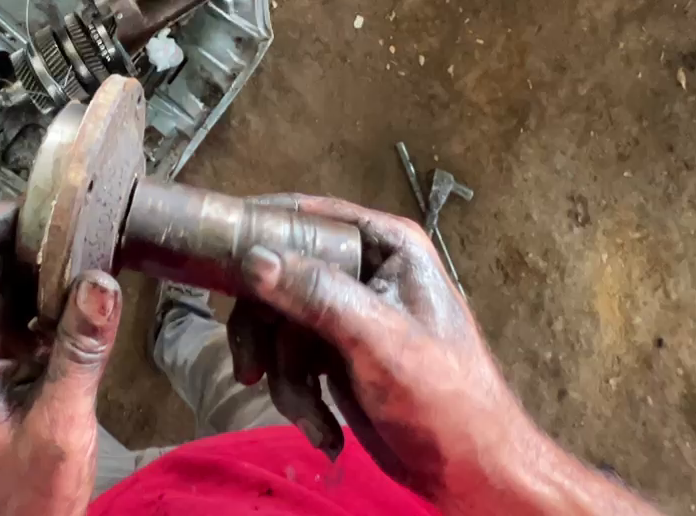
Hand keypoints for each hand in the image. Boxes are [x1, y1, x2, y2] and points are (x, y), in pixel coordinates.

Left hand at [0, 202, 120, 515]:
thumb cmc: (21, 496)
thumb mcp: (58, 425)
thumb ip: (80, 352)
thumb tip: (104, 281)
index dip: (17, 216)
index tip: (69, 213)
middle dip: (45, 232)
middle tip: (96, 225)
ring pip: (19, 271)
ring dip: (57, 259)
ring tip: (102, 246)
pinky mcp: (13, 352)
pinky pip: (35, 300)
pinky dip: (63, 288)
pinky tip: (96, 288)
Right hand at [230, 196, 658, 515]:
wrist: (475, 480)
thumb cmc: (445, 401)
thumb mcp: (378, 340)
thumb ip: (316, 293)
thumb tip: (252, 258)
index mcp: (384, 245)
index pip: (308, 214)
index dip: (262, 228)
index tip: (220, 254)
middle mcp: (361, 267)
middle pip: (280, 272)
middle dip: (265, 329)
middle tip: (251, 368)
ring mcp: (345, 309)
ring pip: (277, 321)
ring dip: (283, 374)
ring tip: (308, 416)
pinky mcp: (335, 349)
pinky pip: (289, 356)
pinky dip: (297, 395)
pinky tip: (322, 428)